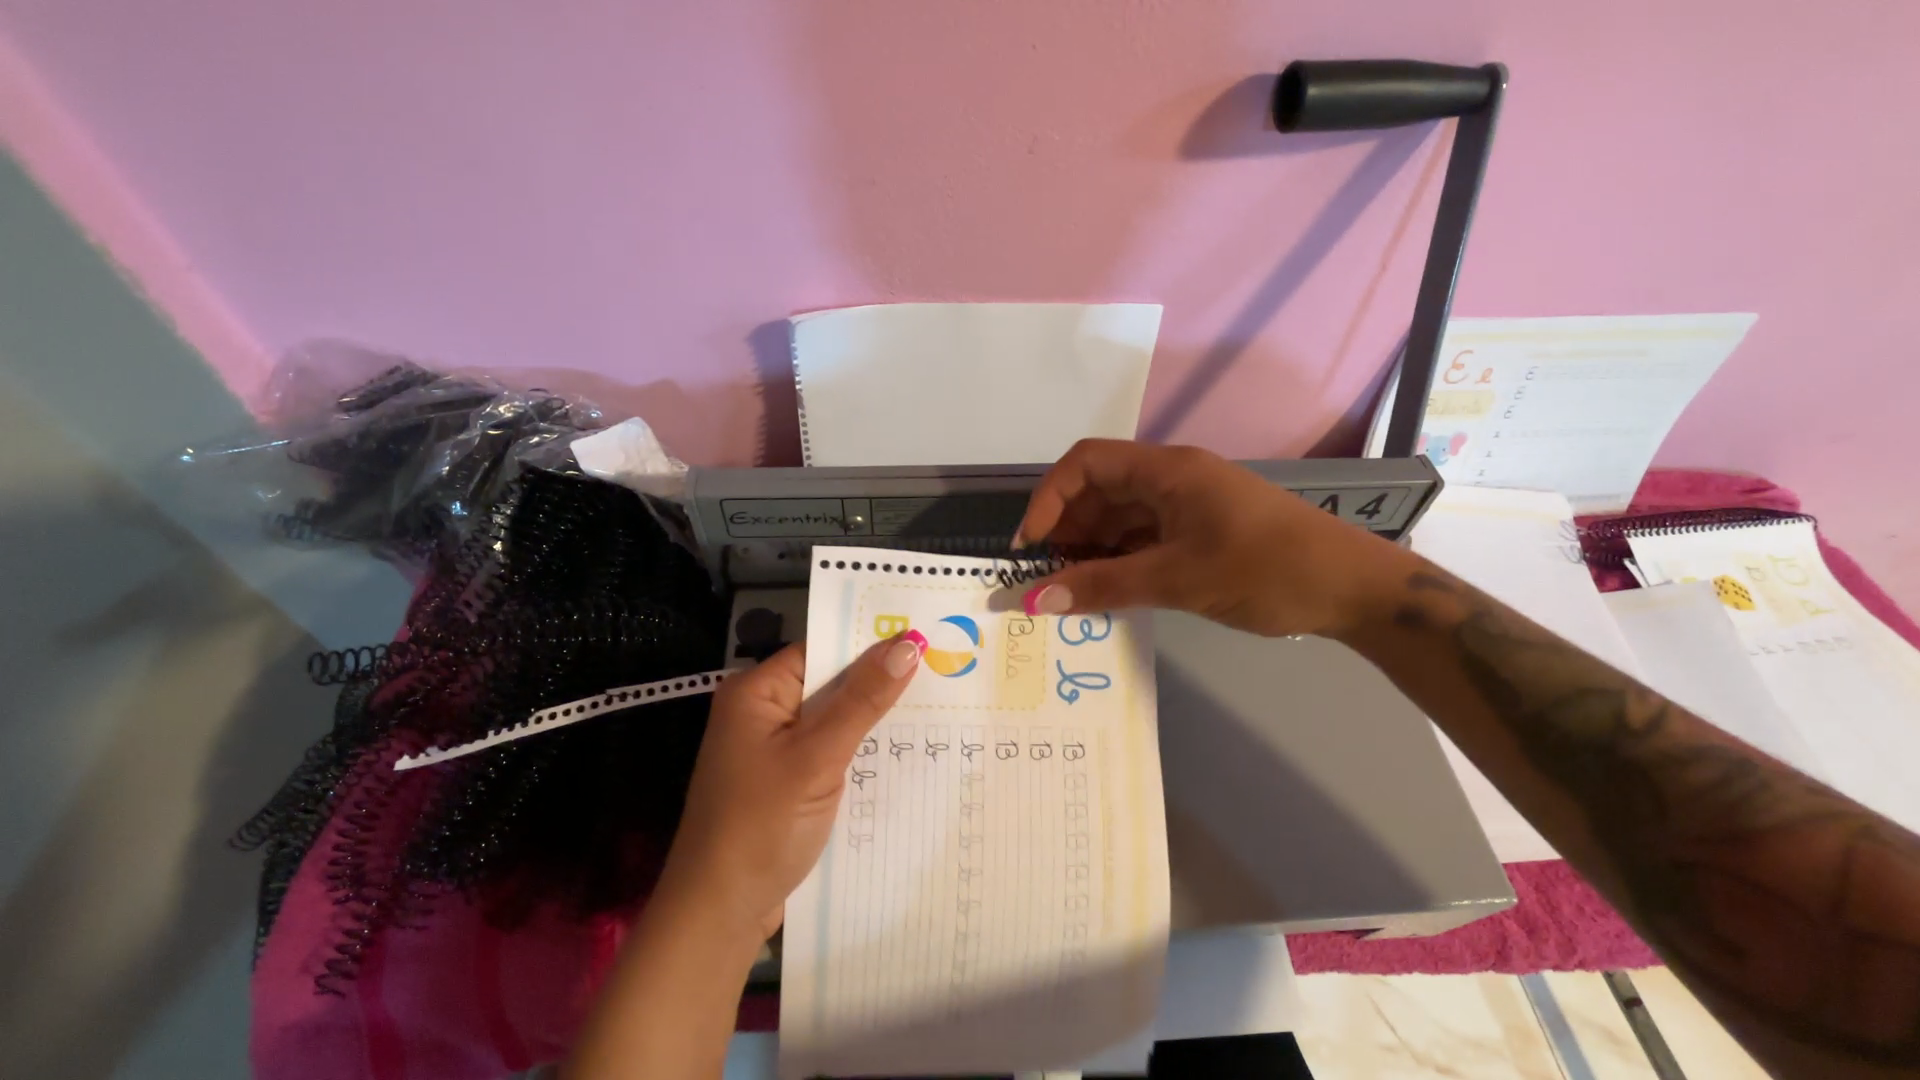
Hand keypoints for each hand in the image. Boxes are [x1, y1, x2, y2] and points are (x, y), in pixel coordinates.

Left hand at [657, 636, 921, 939]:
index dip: (871, 643)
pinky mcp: (787, 784)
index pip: (821, 650)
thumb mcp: (817, 757)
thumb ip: (863, 700)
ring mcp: (774, 751)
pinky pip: (830, 753)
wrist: (720, 913)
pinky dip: (861, 753)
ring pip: (835, 721)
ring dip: (875, 721)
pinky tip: (906, 754)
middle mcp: (762, 713)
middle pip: (831, 684)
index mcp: (756, 692)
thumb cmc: (761, 825)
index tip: (926, 637)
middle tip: (946, 670)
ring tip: (942, 705)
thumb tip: (908, 644)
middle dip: (881, 682)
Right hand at [1013, 439, 1412, 638]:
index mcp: (1167, 471)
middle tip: (1048, 577)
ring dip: (1093, 548)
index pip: (1086, 462)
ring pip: (1122, 517)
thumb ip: (1104, 586)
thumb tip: (1036, 599)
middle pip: (1100, 490)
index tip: (1031, 546)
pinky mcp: (1203, 533)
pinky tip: (1110, 590)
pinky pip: (1146, 538)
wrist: (1353, 588)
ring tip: (1073, 590)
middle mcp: (1174, 480)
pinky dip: (1121, 560)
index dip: (1049, 498)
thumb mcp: (1178, 580)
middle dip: (1067, 529)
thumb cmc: (1266, 570)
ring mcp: (1190, 506)